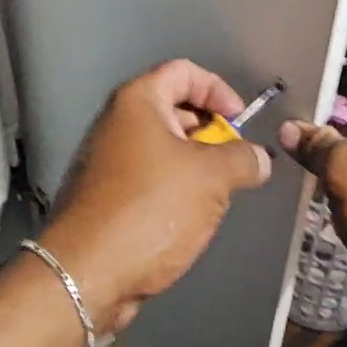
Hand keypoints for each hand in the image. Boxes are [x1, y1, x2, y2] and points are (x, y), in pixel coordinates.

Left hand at [37, 60, 271, 334]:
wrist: (86, 275)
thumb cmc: (151, 208)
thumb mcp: (212, 178)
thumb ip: (244, 159)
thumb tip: (259, 158)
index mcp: (138, 100)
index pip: (185, 71)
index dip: (218, 90)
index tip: (240, 121)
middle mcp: (117, 121)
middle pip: (174, 107)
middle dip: (210, 131)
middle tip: (231, 160)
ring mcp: (106, 159)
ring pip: (162, 146)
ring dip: (195, 164)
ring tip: (215, 192)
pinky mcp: (104, 196)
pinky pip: (148, 176)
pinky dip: (173, 187)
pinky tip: (188, 216)